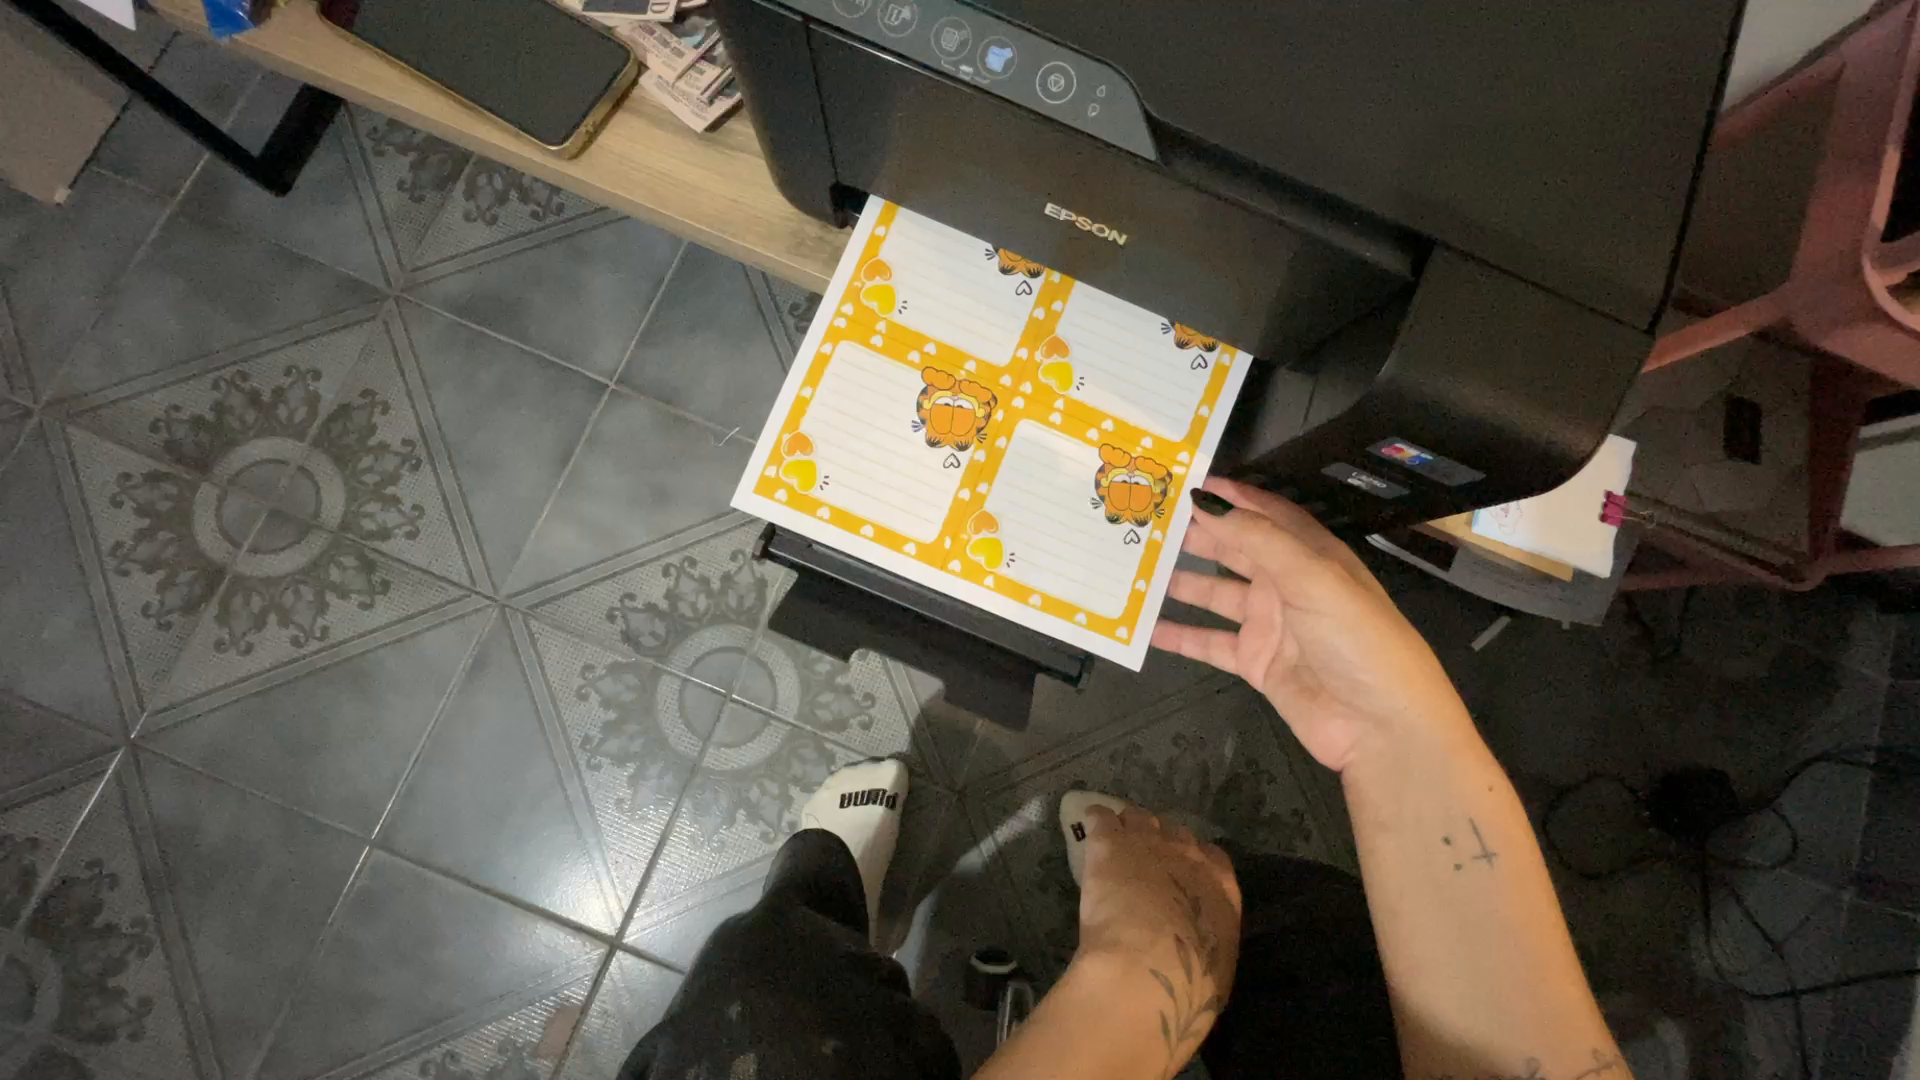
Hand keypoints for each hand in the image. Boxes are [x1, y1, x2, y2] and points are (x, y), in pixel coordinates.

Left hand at [1074, 806, 1240, 1075]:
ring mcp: (1148, 841)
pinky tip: (1089, 835)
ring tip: (1114, 846)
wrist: (1147, 967)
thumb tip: (1194, 937)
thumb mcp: (1215, 960)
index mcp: (1220, 885)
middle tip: (1143, 863)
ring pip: (1138, 817)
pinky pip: (1100, 817)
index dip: (1191, 861)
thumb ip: (1207, 933)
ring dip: (1128, 829)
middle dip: (1160, 843)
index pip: (1212, 856)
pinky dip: (1096, 823)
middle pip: (1174, 832)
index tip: (1178, 874)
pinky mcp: (1110, 841)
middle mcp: (1187, 854)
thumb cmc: (1187, 982)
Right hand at [1151, 477, 1471, 771]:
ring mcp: (1271, 626)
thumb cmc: (1357, 641)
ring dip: (1183, 583)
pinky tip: (1148, 630)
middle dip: (1198, 536)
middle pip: (1236, 551)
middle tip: (1153, 525)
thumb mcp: (1313, 579)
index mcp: (1312, 557)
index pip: (1268, 515)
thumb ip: (1258, 540)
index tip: (1190, 485)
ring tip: (1142, 570)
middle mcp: (1289, 585)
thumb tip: (1207, 501)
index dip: (1233, 497)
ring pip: (1217, 595)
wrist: (1381, 728)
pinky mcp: (1257, 663)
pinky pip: (1211, 643)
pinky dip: (1181, 636)